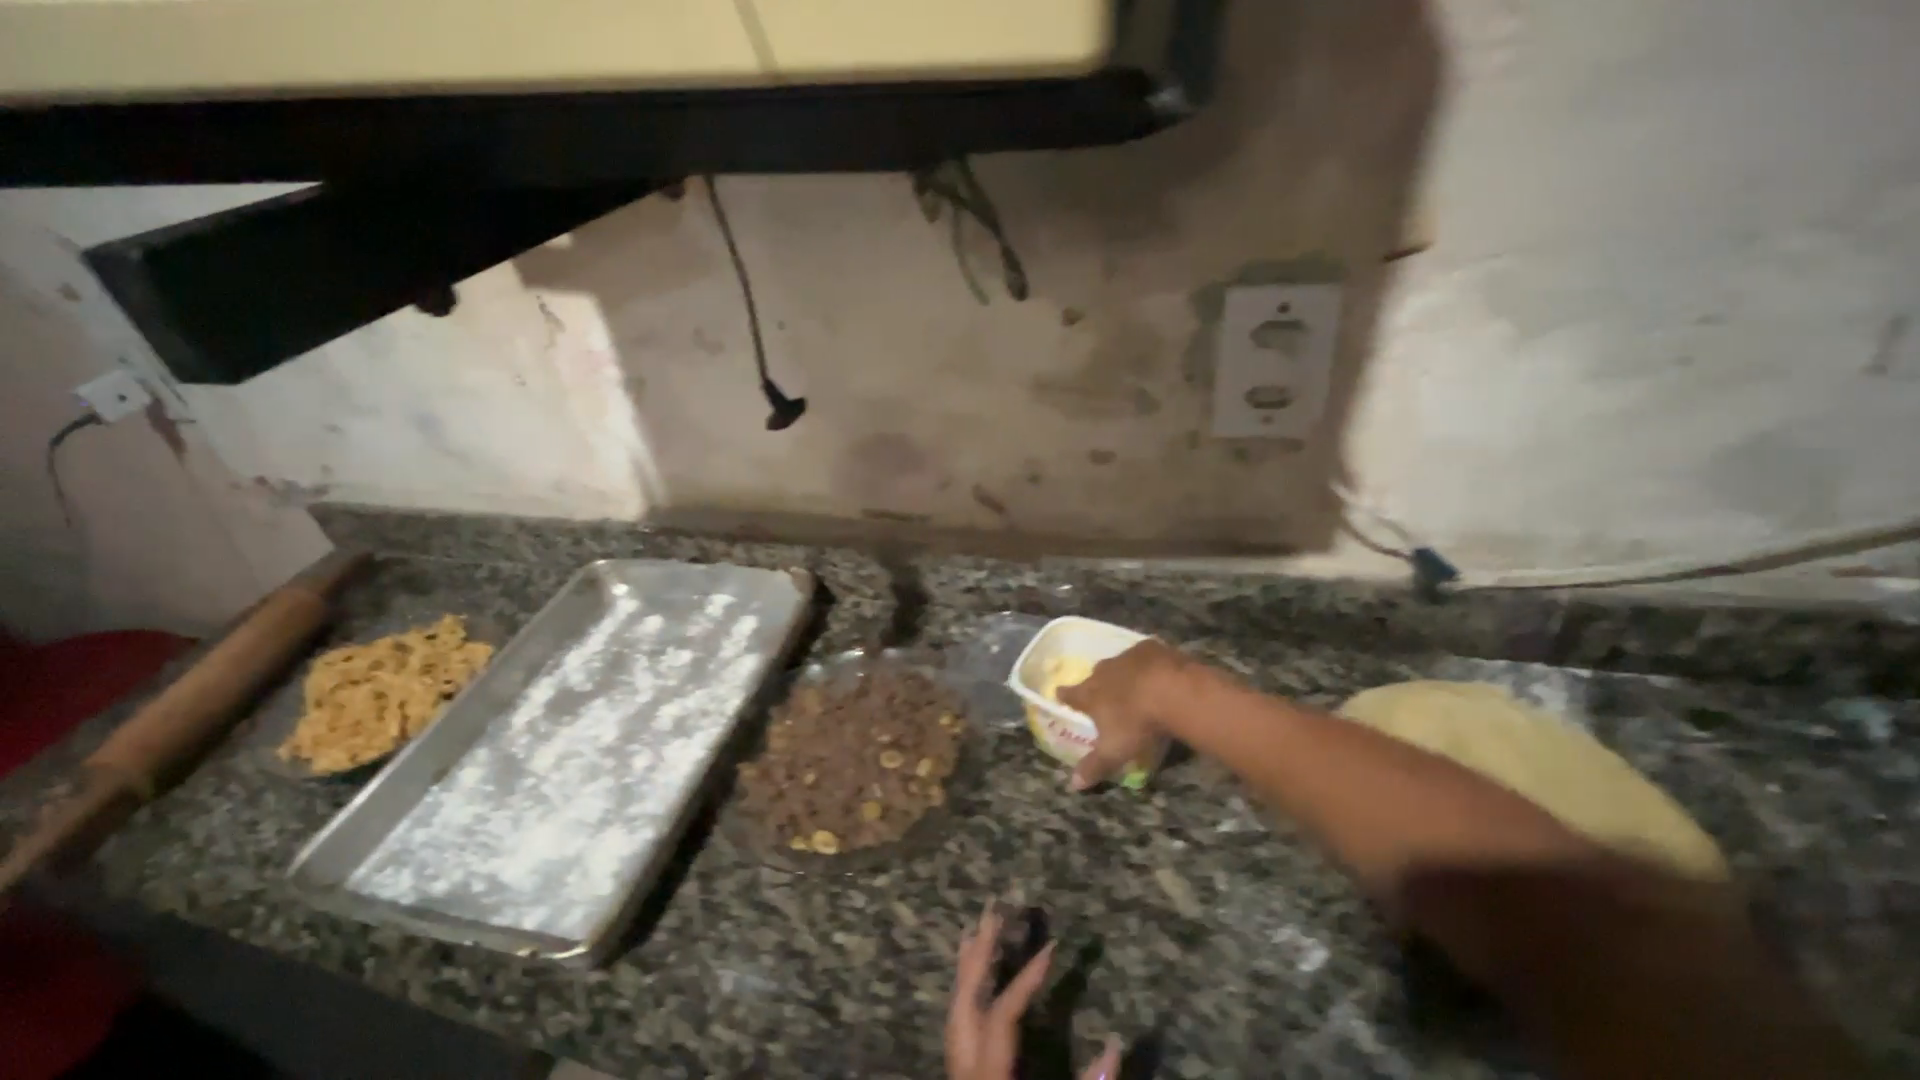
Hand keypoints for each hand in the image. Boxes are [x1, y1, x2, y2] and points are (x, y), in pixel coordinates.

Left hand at [947, 902, 1120, 1079]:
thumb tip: (1116, 1043)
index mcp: (988, 1071)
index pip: (1004, 1011)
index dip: (1027, 979)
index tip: (1052, 946)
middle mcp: (965, 1063)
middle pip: (965, 1000)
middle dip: (979, 954)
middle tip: (992, 910)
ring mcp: (959, 1068)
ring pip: (956, 1009)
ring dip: (968, 968)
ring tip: (977, 930)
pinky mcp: (964, 1073)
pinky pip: (959, 1023)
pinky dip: (966, 993)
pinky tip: (973, 979)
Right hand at [1055, 640, 1185, 790]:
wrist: (1171, 690)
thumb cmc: (1137, 723)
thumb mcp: (1114, 751)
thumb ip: (1094, 766)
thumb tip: (1072, 785)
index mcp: (1091, 695)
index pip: (1071, 695)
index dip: (1065, 696)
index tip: (1059, 693)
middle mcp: (1104, 672)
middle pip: (1095, 676)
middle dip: (1096, 683)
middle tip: (1102, 691)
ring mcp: (1127, 657)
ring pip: (1118, 663)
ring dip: (1122, 672)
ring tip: (1131, 682)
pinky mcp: (1151, 648)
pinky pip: (1144, 654)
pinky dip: (1147, 662)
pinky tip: (1156, 670)